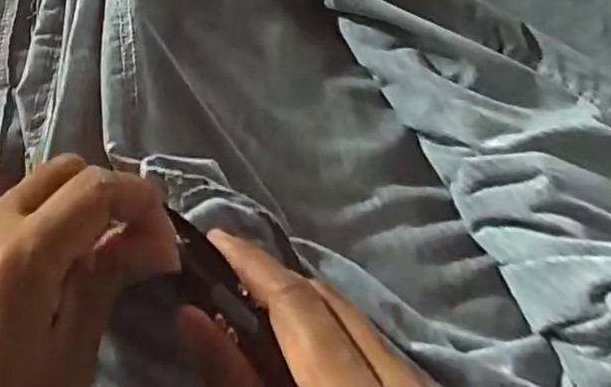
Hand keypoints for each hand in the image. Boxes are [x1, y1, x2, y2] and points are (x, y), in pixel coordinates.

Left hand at [0, 154, 179, 386]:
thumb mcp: (67, 354)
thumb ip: (106, 280)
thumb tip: (154, 240)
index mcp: (22, 249)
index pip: (94, 188)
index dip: (139, 200)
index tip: (169, 239)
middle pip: (69, 169)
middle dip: (113, 192)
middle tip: (144, 241)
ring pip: (47, 180)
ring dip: (86, 199)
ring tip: (115, 247)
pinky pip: (26, 201)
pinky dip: (60, 210)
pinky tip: (77, 251)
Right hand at [180, 230, 435, 386]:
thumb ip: (235, 376)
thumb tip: (190, 313)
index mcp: (349, 383)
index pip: (297, 301)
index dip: (251, 262)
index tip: (212, 237)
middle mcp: (396, 371)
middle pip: (328, 299)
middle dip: (275, 277)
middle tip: (226, 271)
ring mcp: (419, 380)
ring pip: (355, 316)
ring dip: (305, 301)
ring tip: (259, 302)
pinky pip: (375, 341)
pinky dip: (334, 328)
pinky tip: (308, 340)